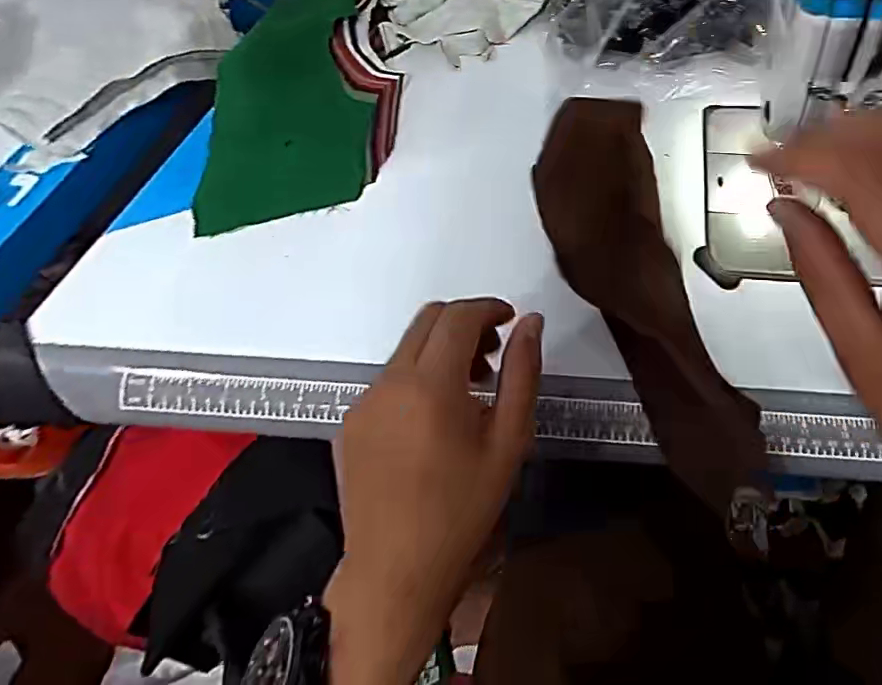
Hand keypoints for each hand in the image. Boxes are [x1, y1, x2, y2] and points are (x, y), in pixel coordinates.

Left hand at [327, 299, 541, 684]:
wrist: (394, 574)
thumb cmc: (461, 510)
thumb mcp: (509, 440)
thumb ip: (523, 371)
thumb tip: (530, 323)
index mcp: (430, 385)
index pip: (458, 316)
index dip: (489, 308)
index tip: (510, 320)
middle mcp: (389, 384)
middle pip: (428, 320)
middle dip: (465, 322)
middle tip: (494, 352)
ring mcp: (364, 403)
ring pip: (407, 347)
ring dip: (442, 349)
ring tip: (471, 388)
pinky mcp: (350, 423)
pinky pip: (389, 378)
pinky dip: (418, 376)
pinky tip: (436, 417)